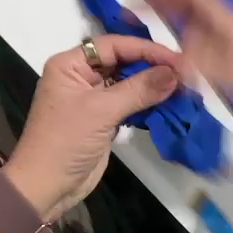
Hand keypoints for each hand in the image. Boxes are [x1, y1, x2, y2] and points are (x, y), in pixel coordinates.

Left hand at [5, 35, 184, 222]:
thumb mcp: (101, 111)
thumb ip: (138, 90)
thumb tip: (174, 73)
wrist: (46, 186)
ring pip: (128, 82)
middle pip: (122, 61)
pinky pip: (129, 103)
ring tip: (184, 88)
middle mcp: (80, 75)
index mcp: (70, 64)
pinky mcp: (102, 118)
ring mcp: (92, 97)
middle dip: (152, 67)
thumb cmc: (66, 140)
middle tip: (186, 74)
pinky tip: (170, 104)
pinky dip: (148, 103)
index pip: (113, 45)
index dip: (146, 49)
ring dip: (153, 86)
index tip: (177, 59)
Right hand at [140, 0, 232, 155]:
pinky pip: (207, 53)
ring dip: (176, 24)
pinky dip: (187, 49)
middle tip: (136, 1)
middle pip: (198, 10)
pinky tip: (180, 60)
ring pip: (202, 31)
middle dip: (167, 1)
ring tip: (150, 24)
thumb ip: (205, 67)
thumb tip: (168, 60)